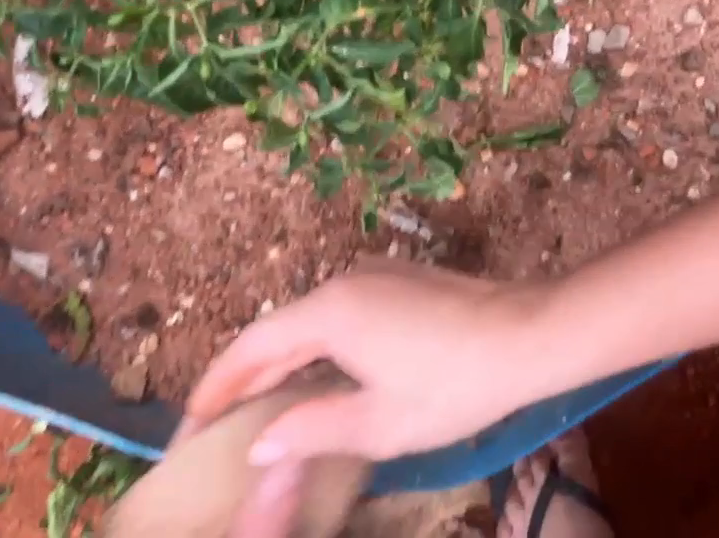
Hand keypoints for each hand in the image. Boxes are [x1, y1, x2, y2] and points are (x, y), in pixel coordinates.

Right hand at [178, 258, 548, 466]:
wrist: (531, 333)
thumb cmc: (456, 383)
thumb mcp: (380, 423)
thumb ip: (311, 430)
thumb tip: (258, 445)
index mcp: (332, 310)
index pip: (250, 347)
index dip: (212, 390)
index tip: (186, 435)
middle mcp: (348, 279)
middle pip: (279, 331)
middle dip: (245, 381)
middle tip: (217, 436)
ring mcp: (379, 273)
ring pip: (311, 321)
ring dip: (283, 364)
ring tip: (261, 417)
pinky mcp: (404, 279)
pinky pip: (342, 313)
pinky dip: (318, 348)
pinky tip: (319, 382)